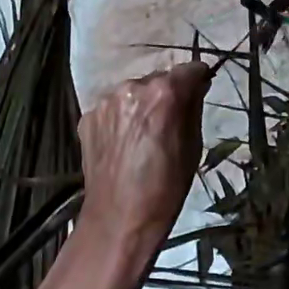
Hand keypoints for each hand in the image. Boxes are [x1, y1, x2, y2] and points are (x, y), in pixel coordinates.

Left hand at [76, 62, 210, 257]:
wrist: (119, 219)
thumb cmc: (166, 187)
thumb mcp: (192, 147)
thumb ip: (193, 108)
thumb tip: (197, 86)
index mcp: (163, 94)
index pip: (188, 70)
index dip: (197, 78)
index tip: (200, 87)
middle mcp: (131, 88)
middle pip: (157, 80)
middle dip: (166, 94)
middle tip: (168, 122)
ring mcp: (105, 102)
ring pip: (132, 93)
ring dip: (140, 105)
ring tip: (142, 136)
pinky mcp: (88, 117)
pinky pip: (112, 109)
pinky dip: (120, 119)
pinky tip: (122, 144)